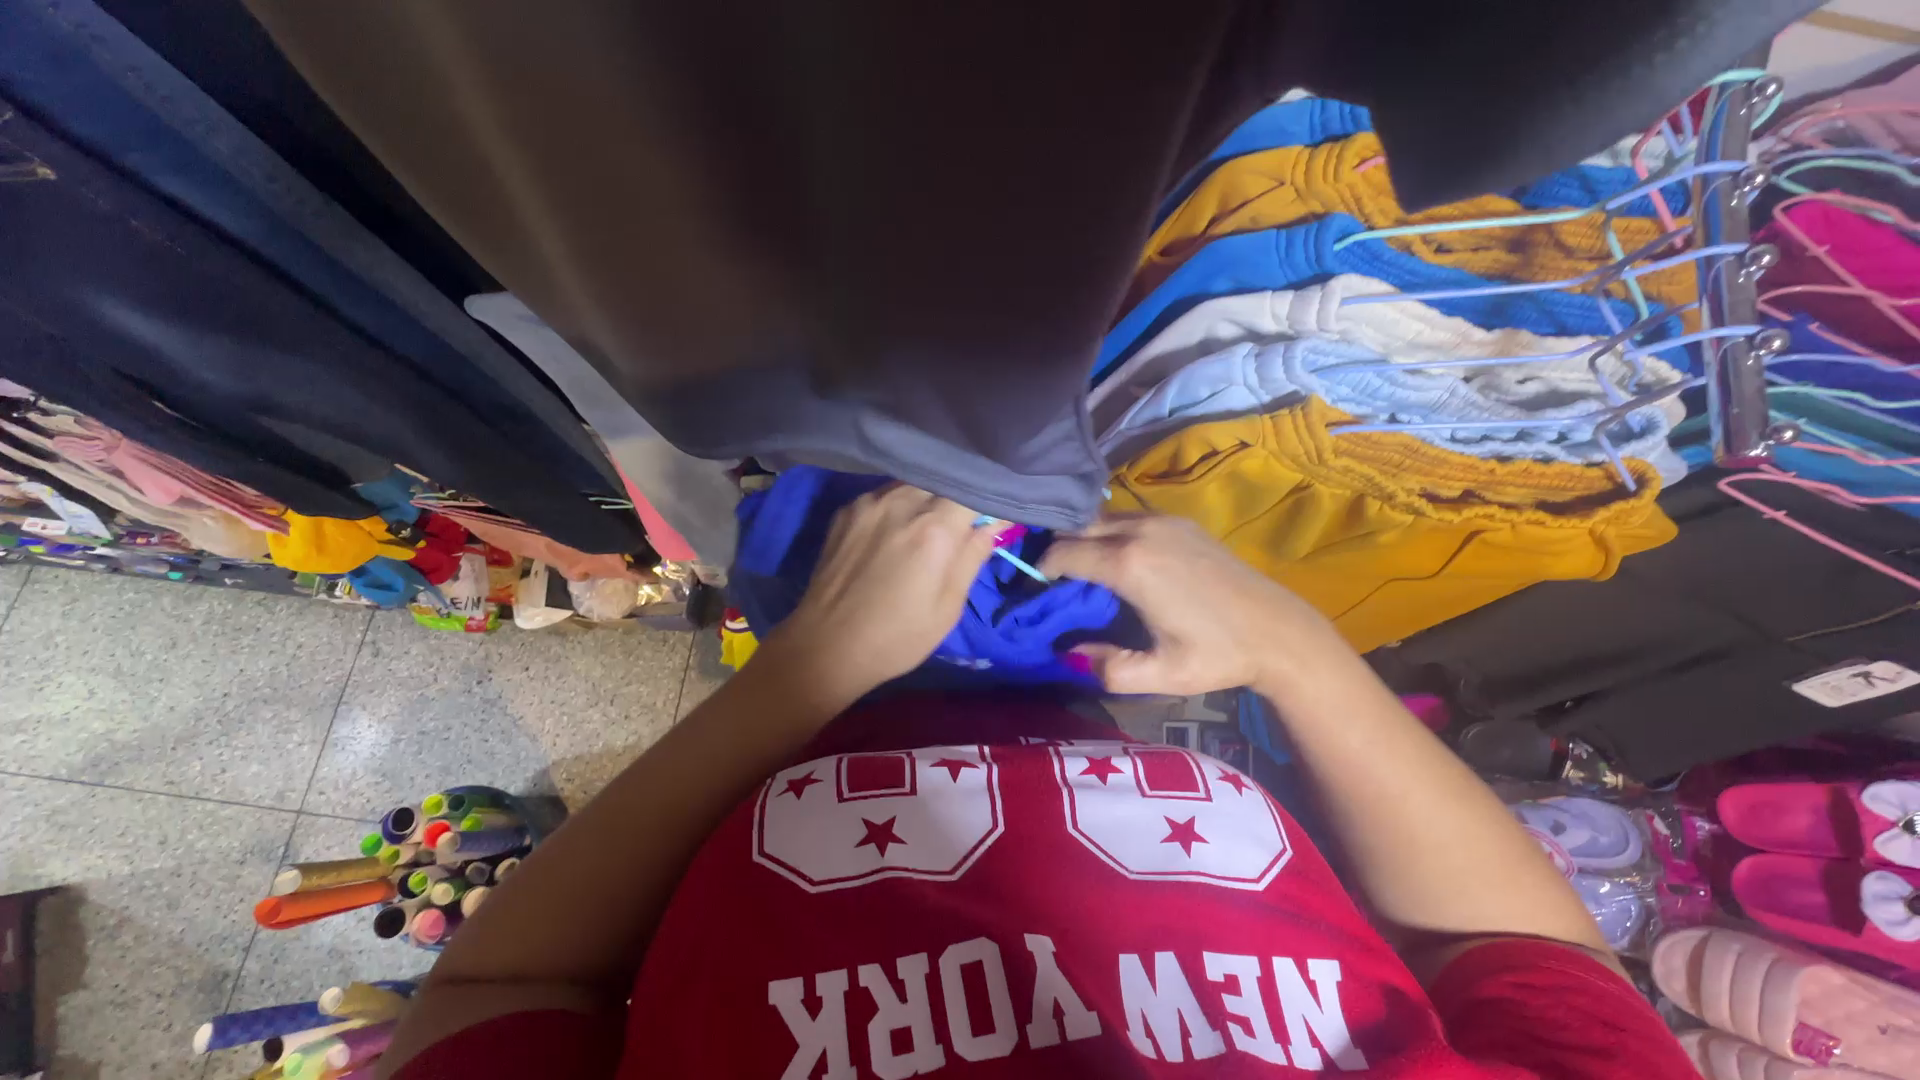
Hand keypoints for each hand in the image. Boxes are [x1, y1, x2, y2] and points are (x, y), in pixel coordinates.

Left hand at [764, 484, 998, 706]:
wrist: (825, 647)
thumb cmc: (897, 638)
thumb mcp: (948, 607)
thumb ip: (972, 557)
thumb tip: (995, 524)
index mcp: (934, 530)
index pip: (974, 492)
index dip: (986, 502)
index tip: (991, 518)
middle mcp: (901, 504)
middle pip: (943, 482)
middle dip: (956, 499)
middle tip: (959, 528)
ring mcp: (869, 503)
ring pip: (912, 484)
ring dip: (926, 499)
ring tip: (926, 529)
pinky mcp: (846, 511)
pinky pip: (883, 496)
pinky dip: (897, 507)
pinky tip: (893, 534)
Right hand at [1039, 513, 1341, 695]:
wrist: (1277, 631)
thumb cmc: (1217, 655)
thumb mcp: (1158, 675)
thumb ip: (1106, 666)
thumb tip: (1069, 650)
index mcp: (1129, 564)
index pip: (1063, 553)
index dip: (1040, 569)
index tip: (1033, 589)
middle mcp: (1141, 531)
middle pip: (1078, 526)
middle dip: (1057, 547)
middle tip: (1048, 577)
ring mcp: (1163, 521)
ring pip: (1103, 518)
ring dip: (1084, 537)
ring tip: (1077, 568)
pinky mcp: (1180, 521)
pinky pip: (1128, 517)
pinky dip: (1110, 532)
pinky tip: (1114, 558)